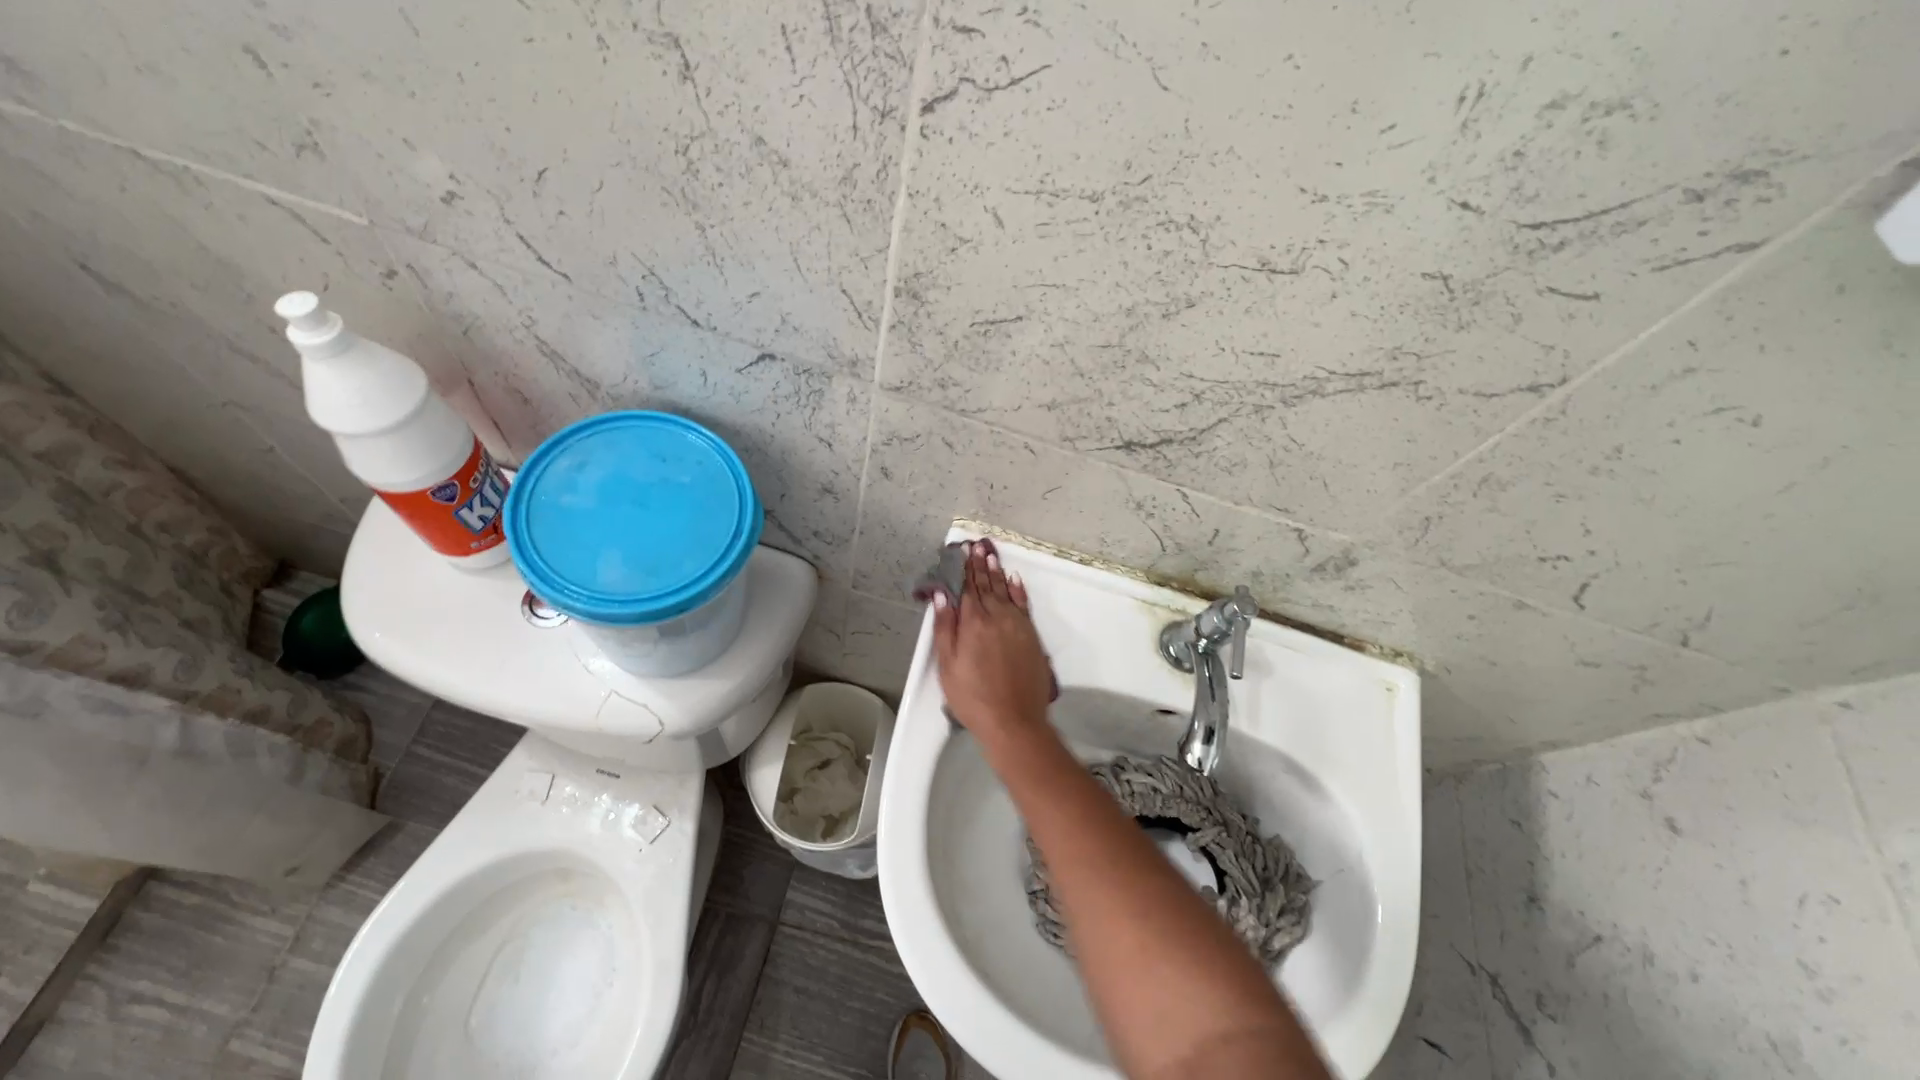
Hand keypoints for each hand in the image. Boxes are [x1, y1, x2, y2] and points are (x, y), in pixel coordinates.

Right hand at [930, 539, 1054, 749]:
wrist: (1014, 720)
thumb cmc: (973, 698)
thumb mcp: (948, 666)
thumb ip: (945, 628)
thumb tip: (942, 596)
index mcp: (973, 623)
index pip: (967, 589)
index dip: (964, 569)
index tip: (963, 551)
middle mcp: (997, 618)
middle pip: (987, 586)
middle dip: (980, 565)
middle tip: (977, 546)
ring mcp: (1018, 626)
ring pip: (1006, 592)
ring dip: (997, 573)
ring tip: (991, 555)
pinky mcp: (1031, 637)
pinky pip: (1023, 605)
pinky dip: (1018, 590)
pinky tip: (1014, 580)